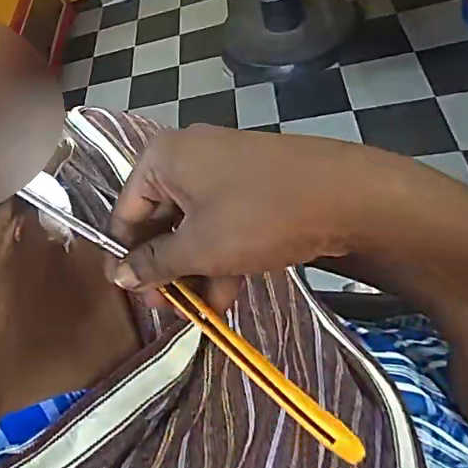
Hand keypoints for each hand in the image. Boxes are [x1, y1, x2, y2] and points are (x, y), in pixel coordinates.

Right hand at [106, 126, 467, 306]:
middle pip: (159, 220)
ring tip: (200, 312)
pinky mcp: (250, 183)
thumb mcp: (200, 247)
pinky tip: (227, 295)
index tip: (130, 294)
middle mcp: (186, 156)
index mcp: (162, 159)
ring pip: (192, 225)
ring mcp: (221, 168)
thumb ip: (154, 264)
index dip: (126, 257)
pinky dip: (219, 254)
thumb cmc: (259, 216)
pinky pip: (220, 220)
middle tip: (166, 308)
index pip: (126, 213)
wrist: (349, 195)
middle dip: (165, 268)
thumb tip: (118, 276)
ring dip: (193, 270)